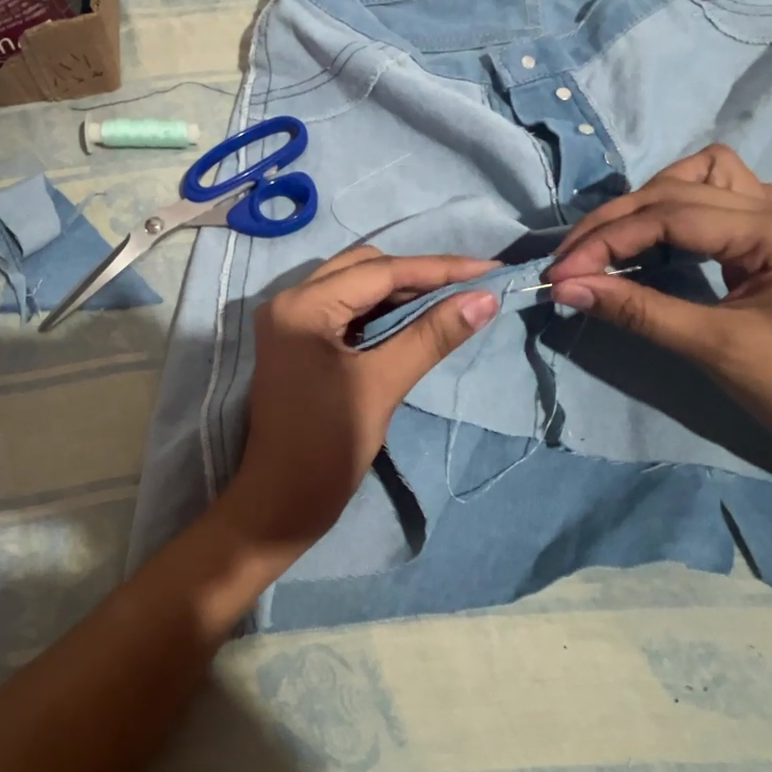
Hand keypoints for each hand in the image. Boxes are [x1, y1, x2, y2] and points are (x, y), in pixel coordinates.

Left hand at [221, 247, 499, 552]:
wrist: (281, 502)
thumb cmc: (327, 444)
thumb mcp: (382, 385)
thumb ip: (432, 336)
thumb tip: (485, 299)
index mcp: (302, 305)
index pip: (379, 271)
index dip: (439, 268)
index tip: (491, 269)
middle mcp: (289, 301)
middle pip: (364, 269)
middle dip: (419, 276)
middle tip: (472, 288)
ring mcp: (290, 321)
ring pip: (355, 287)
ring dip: (402, 293)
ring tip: (453, 301)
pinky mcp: (297, 342)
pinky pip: (346, 311)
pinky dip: (382, 313)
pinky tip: (417, 321)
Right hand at [543, 144, 771, 469]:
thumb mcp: (713, 349)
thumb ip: (637, 310)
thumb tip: (566, 286)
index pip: (671, 216)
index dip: (607, 241)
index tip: (559, 274)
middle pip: (677, 191)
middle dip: (615, 224)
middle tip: (569, 263)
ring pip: (699, 180)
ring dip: (647, 203)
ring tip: (610, 243)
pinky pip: (715, 201)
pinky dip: (675, 210)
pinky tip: (655, 239)